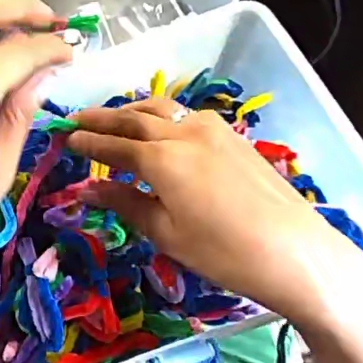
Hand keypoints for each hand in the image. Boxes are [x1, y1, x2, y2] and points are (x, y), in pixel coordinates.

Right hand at [66, 99, 362, 336]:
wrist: (299, 254)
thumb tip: (87, 188)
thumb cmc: (225, 253)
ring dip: (131, 110)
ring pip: (162, 108)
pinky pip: (185, 114)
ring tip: (112, 118)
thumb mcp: (167, 234)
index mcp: (162, 159)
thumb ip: (125, 203)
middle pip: (134, 118)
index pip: (113, 145)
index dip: (86, 142)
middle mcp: (184, 133)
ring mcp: (213, 130)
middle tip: (76, 120)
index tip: (64, 139)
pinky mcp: (233, 136)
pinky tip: (158, 126)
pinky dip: (161, 114)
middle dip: (102, 118)